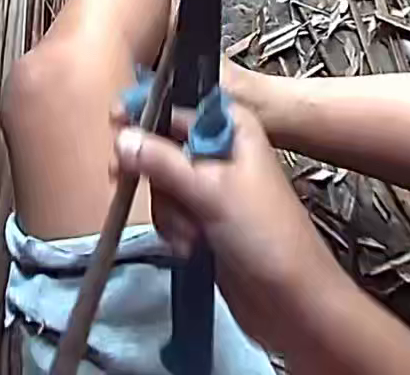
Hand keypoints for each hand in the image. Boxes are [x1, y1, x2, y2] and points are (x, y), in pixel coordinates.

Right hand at [114, 104, 343, 351]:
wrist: (295, 304)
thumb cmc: (264, 234)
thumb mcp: (210, 191)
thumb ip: (162, 161)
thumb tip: (120, 137)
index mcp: (232, 125)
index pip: (180, 104)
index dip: (147, 110)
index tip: (114, 120)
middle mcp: (221, 147)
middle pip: (165, 141)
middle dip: (151, 170)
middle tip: (123, 180)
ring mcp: (213, 183)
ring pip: (163, 179)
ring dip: (167, 209)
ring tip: (187, 232)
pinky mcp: (206, 216)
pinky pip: (171, 209)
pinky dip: (173, 226)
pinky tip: (189, 246)